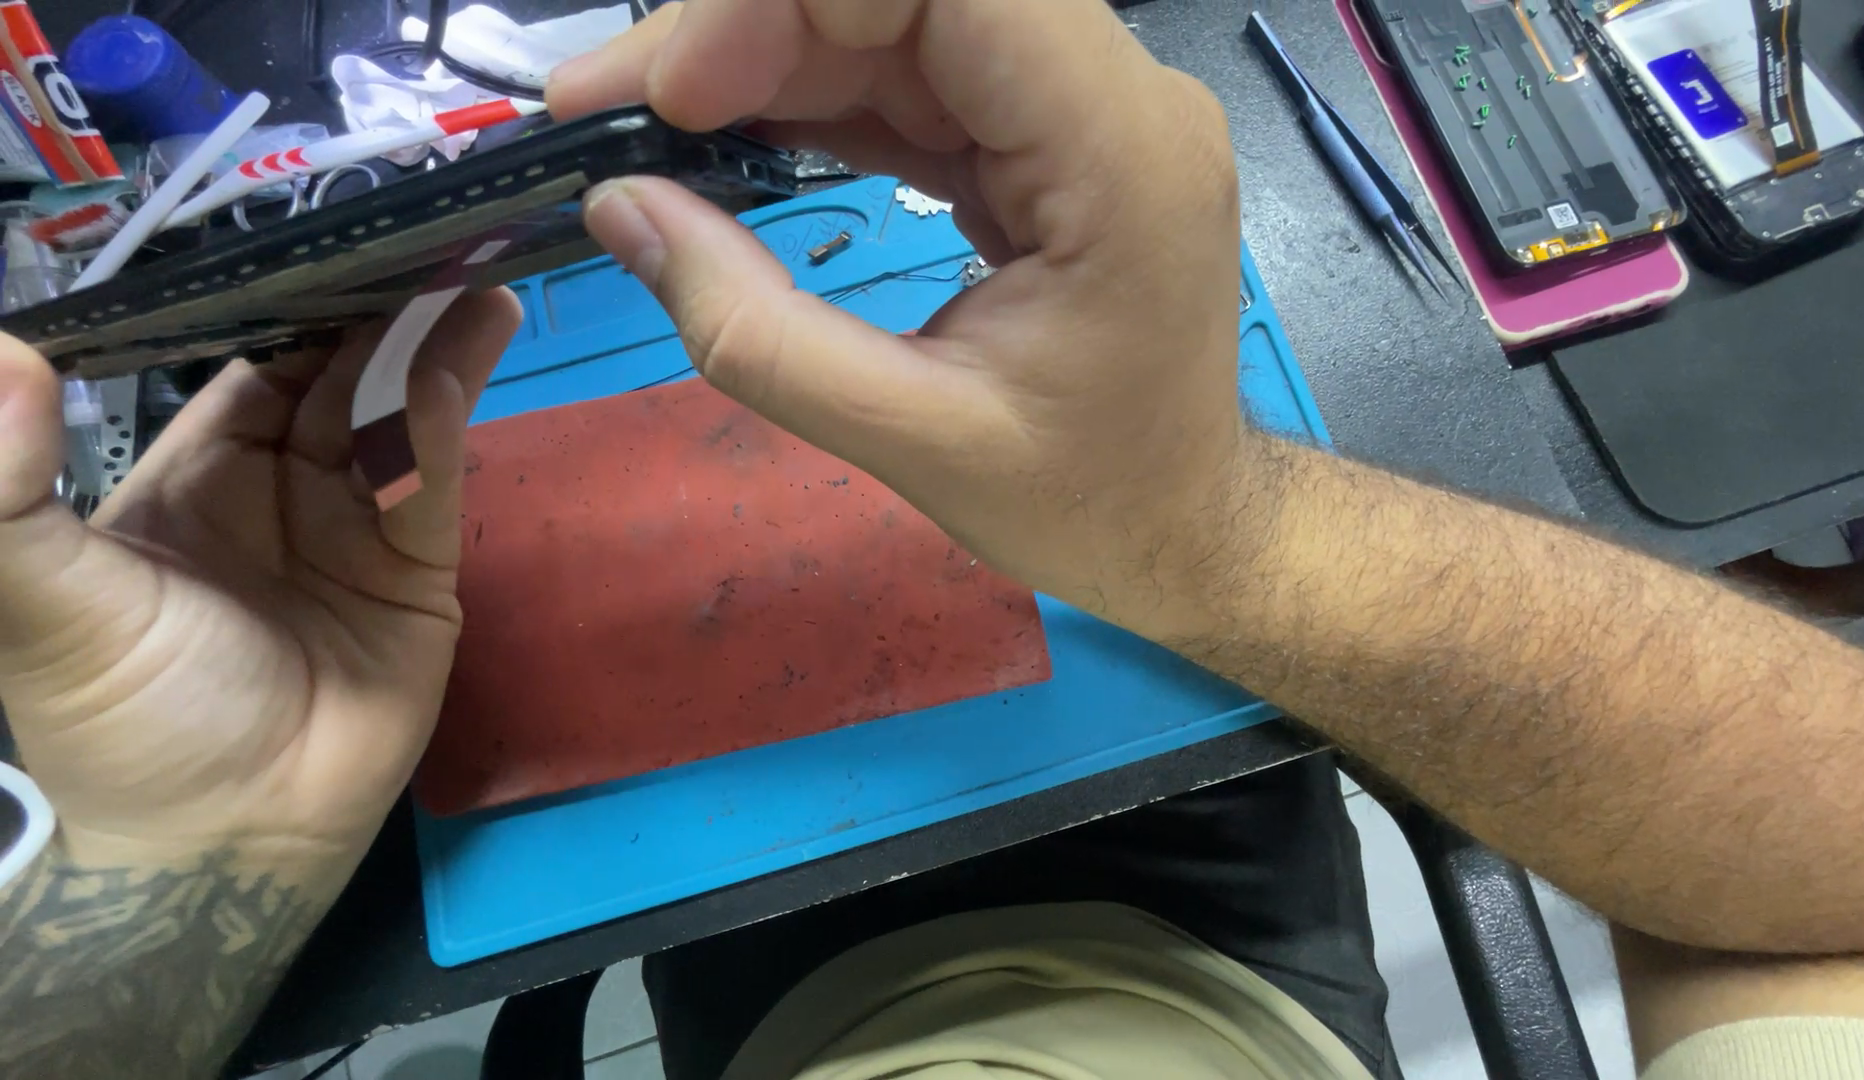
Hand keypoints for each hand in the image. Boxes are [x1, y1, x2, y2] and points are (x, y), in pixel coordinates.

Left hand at [0, 291, 519, 880]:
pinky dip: (447, 416)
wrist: (248, 820)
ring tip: (470, 278)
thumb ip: (1, 492)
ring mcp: (365, 521)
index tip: (312, 236)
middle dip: (376, 312)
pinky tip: (467, 355)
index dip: (278, 303)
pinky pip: (433, 477)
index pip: (243, 365)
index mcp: (192, 476)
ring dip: (433, 347)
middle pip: (338, 377)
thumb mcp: (35, 606)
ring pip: (399, 416)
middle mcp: (286, 485)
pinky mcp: (425, 560)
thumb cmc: (133, 716)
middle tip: (416, 239)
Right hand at [549, 0, 1250, 638]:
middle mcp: (1119, 104)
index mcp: (1116, 155)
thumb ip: (762, 337)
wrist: (1176, 527)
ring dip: (776, 67)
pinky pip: (929, 94)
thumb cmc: (1082, 504)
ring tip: (662, 137)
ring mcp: (1092, 123)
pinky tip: (749, 148)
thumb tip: (625, 214)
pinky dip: (829, 112)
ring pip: (911, 32)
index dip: (779, 1)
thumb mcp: (916, 440)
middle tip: (619, 116)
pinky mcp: (1058, 157)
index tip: (671, 98)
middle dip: (751, 32)